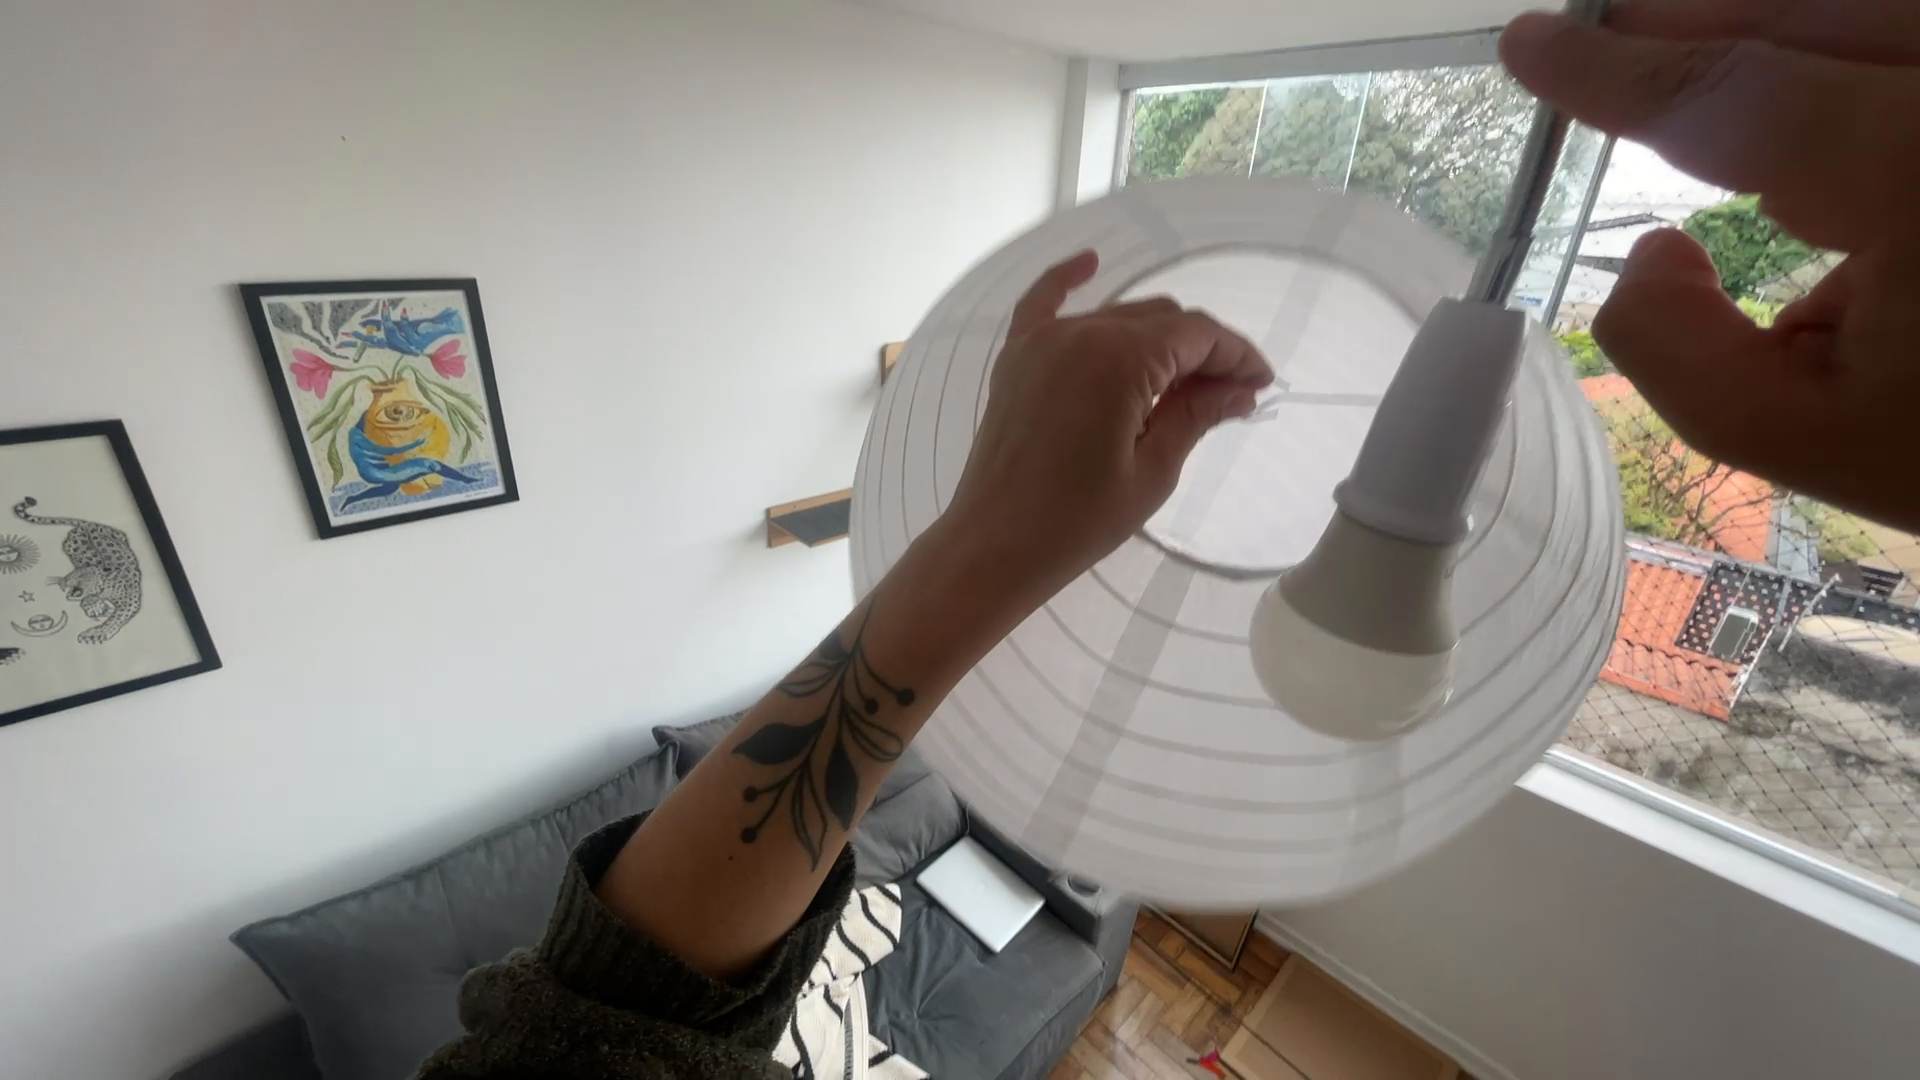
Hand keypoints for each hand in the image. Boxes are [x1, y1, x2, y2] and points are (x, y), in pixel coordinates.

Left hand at [938, 251, 1272, 605]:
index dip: (1235, 356)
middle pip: (1159, 322)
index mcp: (1119, 359)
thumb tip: (1241, 390)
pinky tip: (1090, 262)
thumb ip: (1195, 416)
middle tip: (1226, 395)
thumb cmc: (1077, 522)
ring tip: (1183, 381)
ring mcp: (1040, 342)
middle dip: (1201, 353)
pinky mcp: (1014, 359)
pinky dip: (1068, 280)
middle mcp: (1080, 333)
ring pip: (1116, 318)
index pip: (1196, 336)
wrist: (993, 546)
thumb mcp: (1151, 473)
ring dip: (1156, 340)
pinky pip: (1042, 303)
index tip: (1260, 385)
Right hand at [1500, 1, 1919, 531]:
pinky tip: (1775, 59)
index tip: (1531, 44)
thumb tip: (1651, 250)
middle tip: (1593, 23)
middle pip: (1820, 13)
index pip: (1735, 94)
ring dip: (1761, 17)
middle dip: (1690, 13)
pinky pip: (1908, 42)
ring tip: (1666, 31)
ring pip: (1877, 9)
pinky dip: (1832, 39)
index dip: (1615, 71)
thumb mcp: (1771, 430)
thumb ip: (1665, 344)